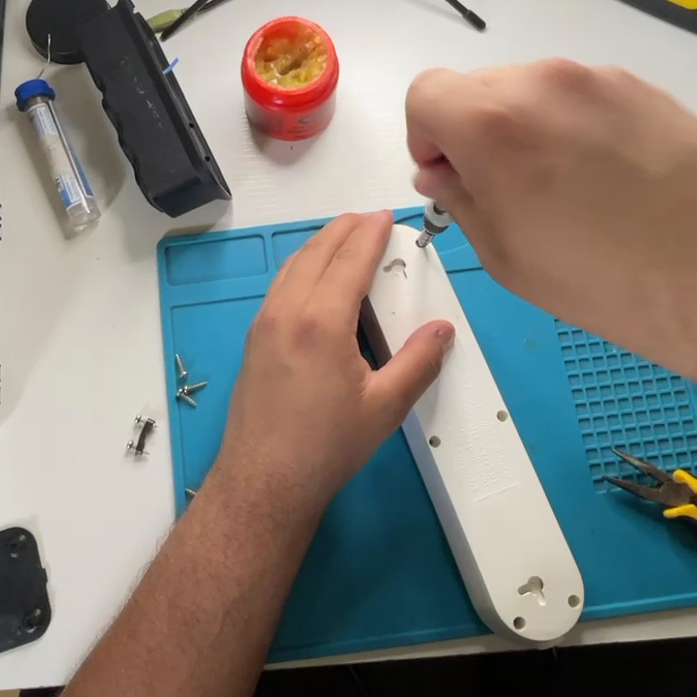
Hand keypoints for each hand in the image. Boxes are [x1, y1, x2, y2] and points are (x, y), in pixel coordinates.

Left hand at [212, 211, 454, 522]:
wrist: (263, 480)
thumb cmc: (328, 446)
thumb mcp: (385, 408)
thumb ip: (418, 363)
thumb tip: (442, 329)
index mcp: (321, 320)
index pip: (350, 259)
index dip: (371, 233)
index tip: (387, 216)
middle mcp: (287, 310)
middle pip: (317, 251)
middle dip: (345, 229)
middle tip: (370, 220)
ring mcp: (264, 322)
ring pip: (293, 265)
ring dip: (321, 244)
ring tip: (346, 241)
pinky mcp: (253, 338)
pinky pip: (281, 284)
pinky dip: (303, 266)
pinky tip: (316, 279)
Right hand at [405, 61, 696, 393]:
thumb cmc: (605, 282)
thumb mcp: (505, 256)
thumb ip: (459, 199)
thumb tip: (442, 171)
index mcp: (493, 122)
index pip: (425, 94)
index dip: (425, 136)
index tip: (449, 176)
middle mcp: (542, 82)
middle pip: (477, 88)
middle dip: (472, 133)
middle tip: (505, 192)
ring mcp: (600, 80)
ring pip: (531, 92)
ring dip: (525, 130)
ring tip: (566, 192)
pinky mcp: (646, 89)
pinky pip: (582, 98)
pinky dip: (573, 128)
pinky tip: (609, 182)